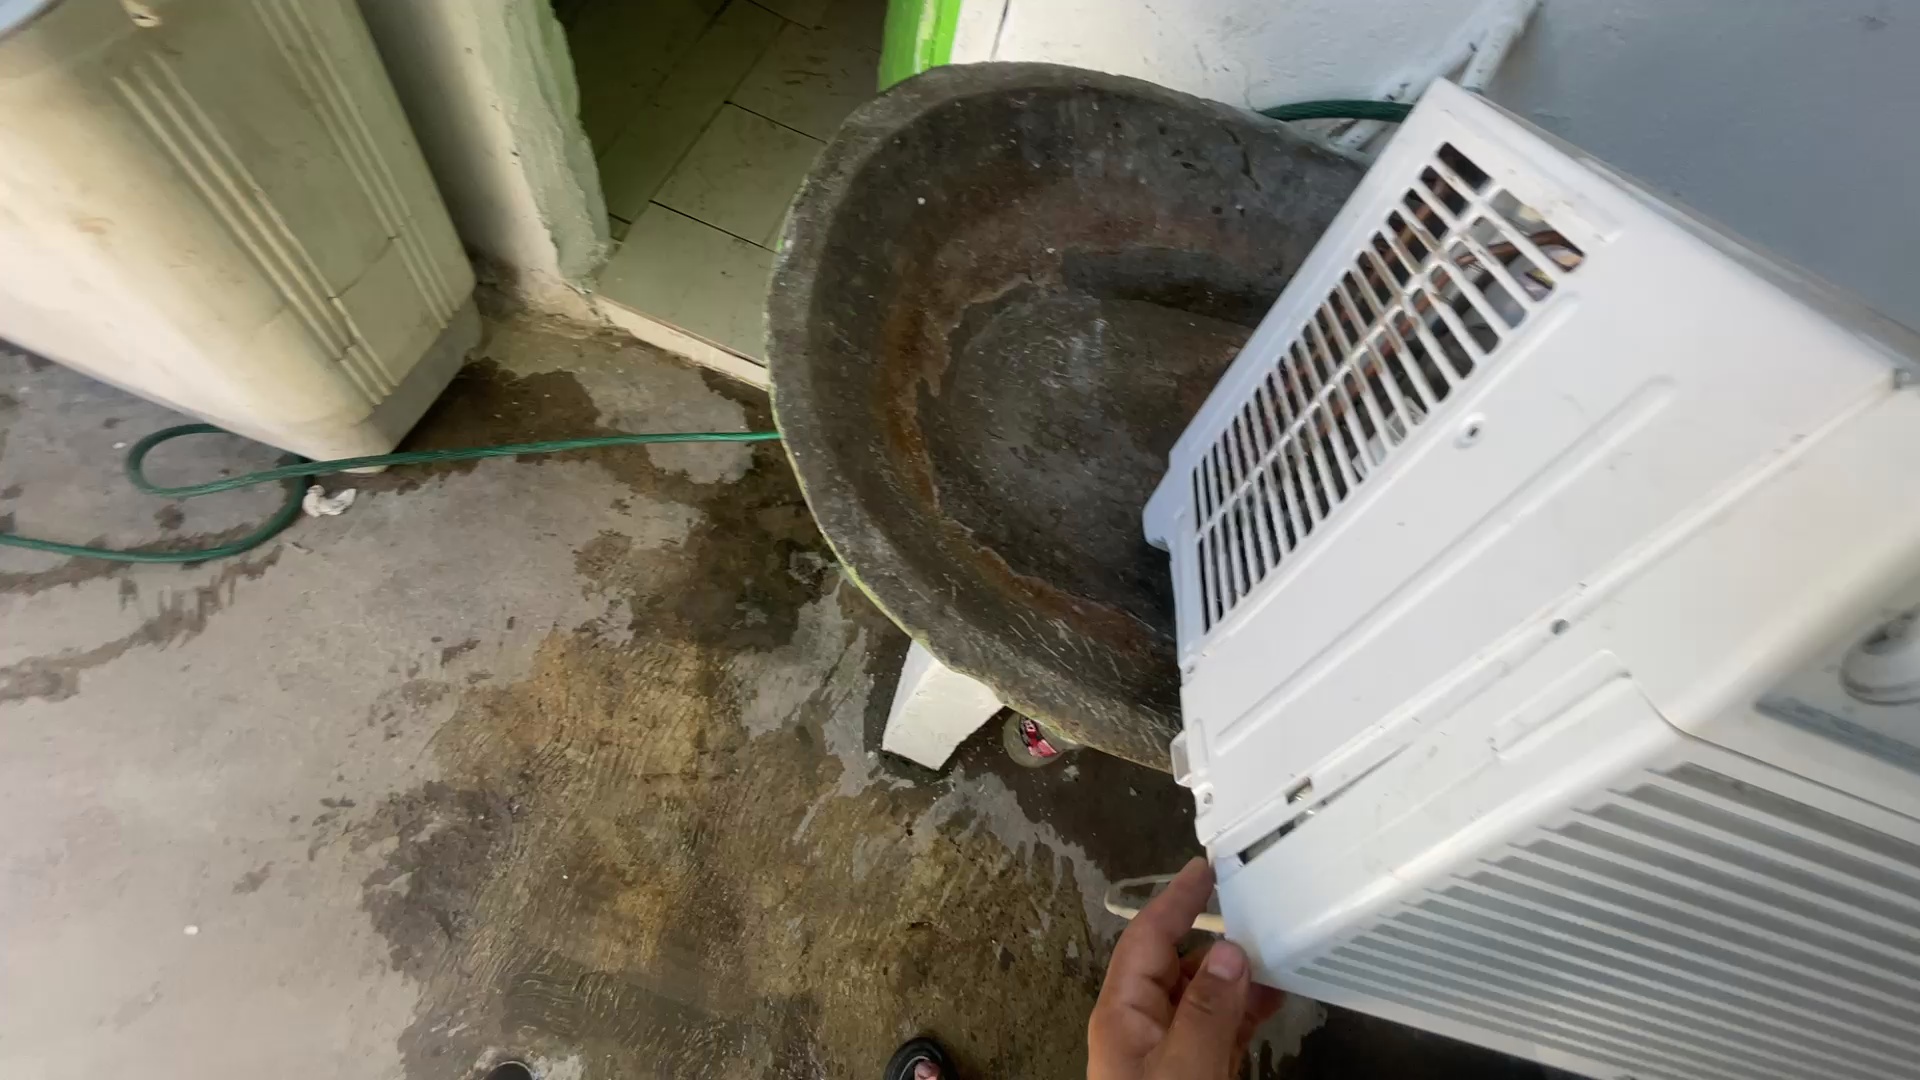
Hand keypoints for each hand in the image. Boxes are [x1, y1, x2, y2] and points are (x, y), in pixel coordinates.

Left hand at [1088, 858, 1283, 1078]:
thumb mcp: (1183, 1069)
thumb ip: (1207, 1011)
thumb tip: (1231, 949)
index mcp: (1123, 1011)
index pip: (1147, 936)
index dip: (1175, 898)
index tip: (1205, 867)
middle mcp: (1142, 1024)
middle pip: (1177, 962)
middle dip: (1214, 937)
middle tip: (1255, 910)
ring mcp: (1168, 1052)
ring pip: (1202, 997)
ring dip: (1236, 975)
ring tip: (1276, 952)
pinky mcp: (1194, 1075)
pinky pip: (1219, 1030)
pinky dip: (1244, 1011)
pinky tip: (1273, 996)